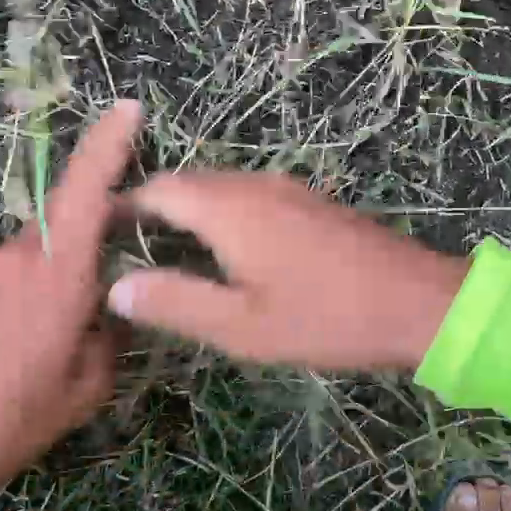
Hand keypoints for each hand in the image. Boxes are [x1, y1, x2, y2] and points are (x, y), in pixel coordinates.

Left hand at [0, 101, 141, 510]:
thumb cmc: (9, 423)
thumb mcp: (84, 390)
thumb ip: (110, 337)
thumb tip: (115, 308)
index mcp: (57, 276)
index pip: (87, 189)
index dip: (108, 142)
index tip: (126, 107)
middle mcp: (13, 258)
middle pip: (61, 234)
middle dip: (79, 261)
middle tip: (79, 320)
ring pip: (24, 263)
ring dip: (37, 292)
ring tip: (23, 355)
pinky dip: (2, 305)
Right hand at [105, 171, 467, 370]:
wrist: (417, 301)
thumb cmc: (326, 318)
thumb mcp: (242, 327)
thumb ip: (176, 302)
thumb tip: (116, 285)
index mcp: (229, 207)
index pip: (158, 188)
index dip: (120, 207)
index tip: (94, 237)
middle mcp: (254, 184)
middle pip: (187, 183)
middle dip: (150, 209)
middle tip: (121, 251)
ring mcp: (286, 188)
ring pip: (219, 188)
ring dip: (186, 212)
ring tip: (162, 255)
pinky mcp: (308, 200)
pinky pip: (247, 195)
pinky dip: (219, 214)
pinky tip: (220, 253)